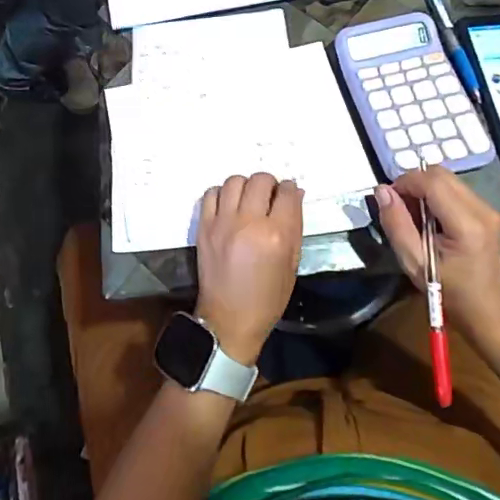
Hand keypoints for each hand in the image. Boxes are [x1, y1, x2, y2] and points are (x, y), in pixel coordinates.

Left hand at [194, 172, 303, 363]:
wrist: (230, 319)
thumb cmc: (268, 297)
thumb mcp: (292, 264)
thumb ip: (295, 226)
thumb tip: (294, 194)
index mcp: (276, 235)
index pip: (286, 192)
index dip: (290, 189)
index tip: (288, 195)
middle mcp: (249, 223)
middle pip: (260, 179)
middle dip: (269, 184)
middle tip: (269, 198)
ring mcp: (223, 223)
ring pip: (234, 181)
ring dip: (245, 186)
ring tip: (248, 200)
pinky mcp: (204, 227)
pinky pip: (211, 194)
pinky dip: (222, 194)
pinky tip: (229, 206)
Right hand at [374, 167, 499, 340]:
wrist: (483, 307)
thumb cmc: (447, 290)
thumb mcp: (413, 262)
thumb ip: (396, 224)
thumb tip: (382, 191)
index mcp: (466, 225)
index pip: (433, 182)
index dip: (406, 182)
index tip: (388, 197)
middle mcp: (482, 209)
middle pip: (442, 174)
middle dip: (414, 184)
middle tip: (399, 207)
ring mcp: (488, 208)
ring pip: (448, 179)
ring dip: (425, 190)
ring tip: (414, 216)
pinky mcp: (487, 210)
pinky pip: (456, 189)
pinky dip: (437, 196)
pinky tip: (430, 220)